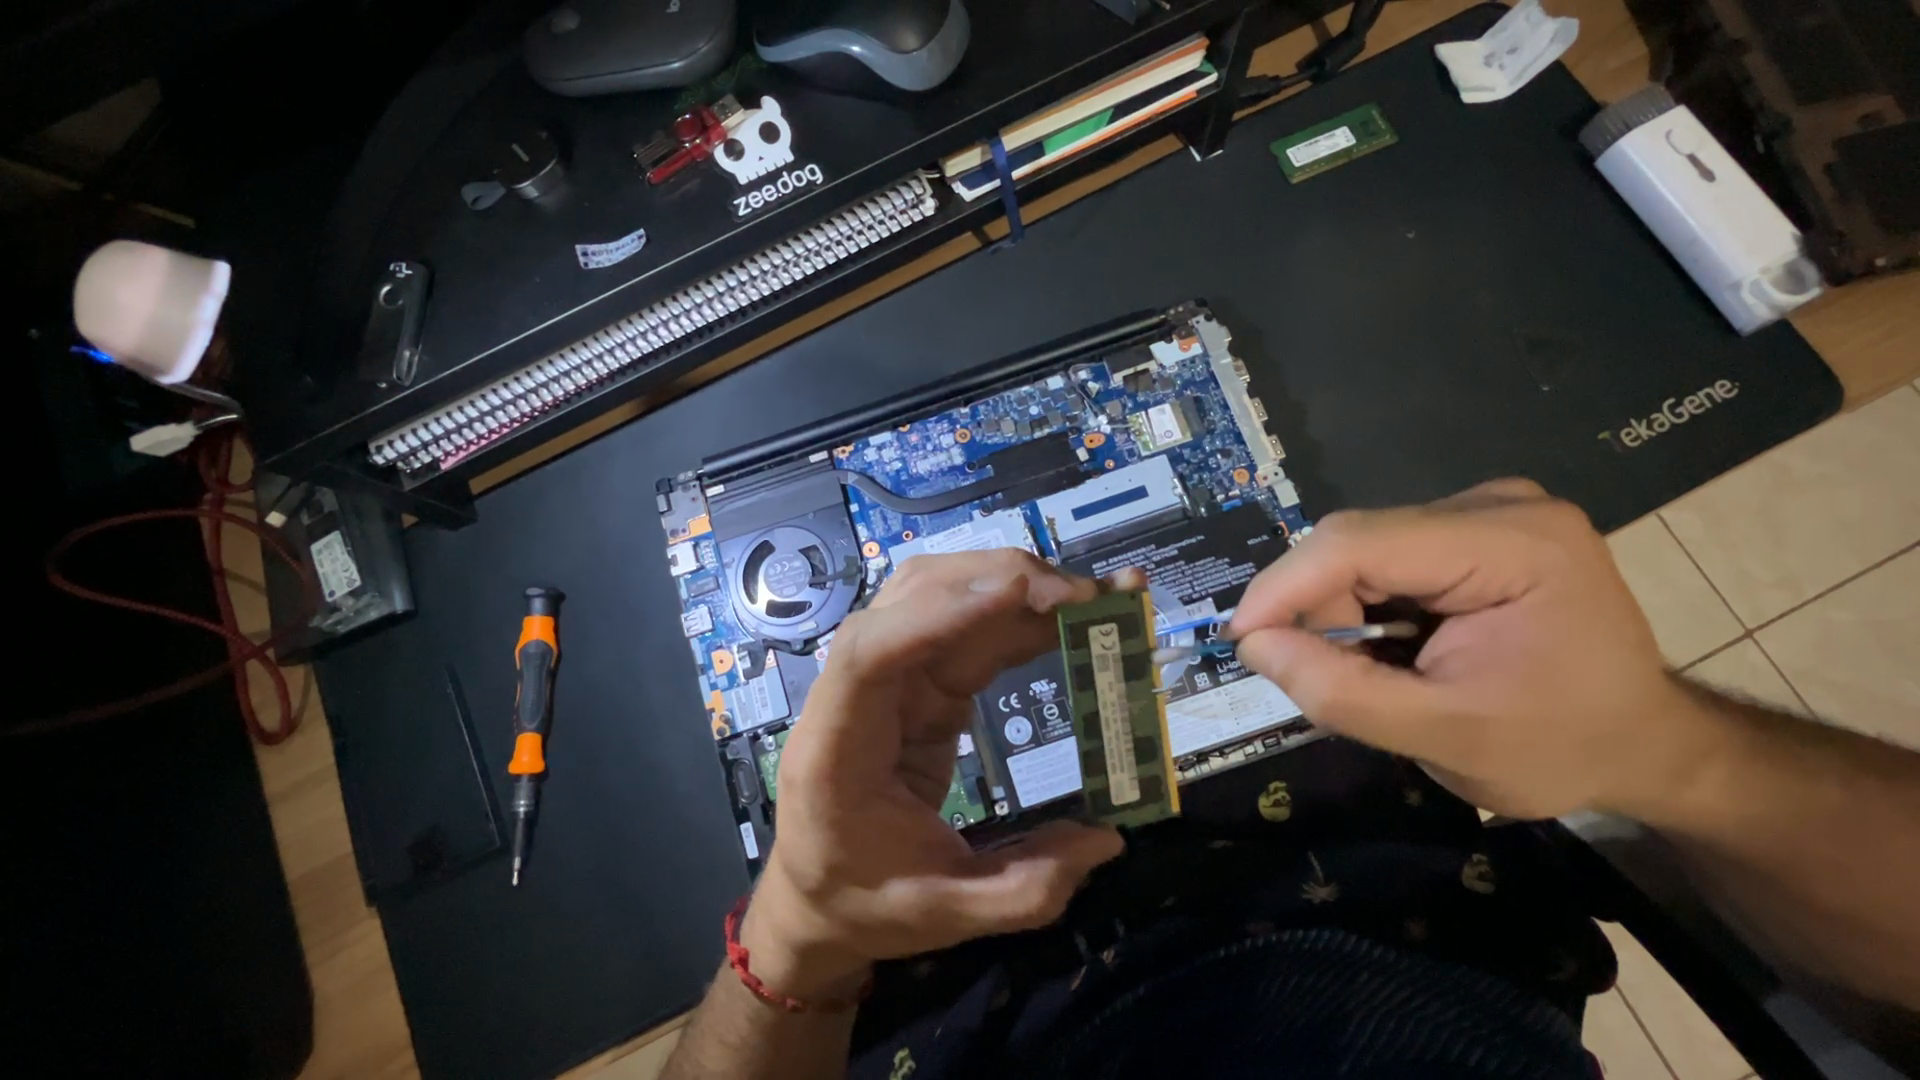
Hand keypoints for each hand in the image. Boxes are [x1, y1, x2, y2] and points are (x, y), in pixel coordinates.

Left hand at [740, 550, 1129, 999]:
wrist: (816, 894)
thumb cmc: (862, 901)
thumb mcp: (944, 915)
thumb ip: (1025, 889)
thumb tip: (1108, 838)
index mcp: (835, 749)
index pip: (870, 656)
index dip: (938, 614)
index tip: (1015, 593)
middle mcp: (854, 694)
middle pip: (909, 601)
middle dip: (996, 581)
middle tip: (1083, 594)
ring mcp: (886, 680)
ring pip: (940, 597)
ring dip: (1012, 583)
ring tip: (1091, 597)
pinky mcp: (917, 683)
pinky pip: (966, 630)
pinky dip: (1017, 615)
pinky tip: (1068, 617)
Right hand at [1230, 479, 1710, 820]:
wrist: (1644, 742)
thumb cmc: (1560, 747)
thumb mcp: (1443, 737)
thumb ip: (1341, 693)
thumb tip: (1252, 645)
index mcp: (1515, 544)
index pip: (1361, 543)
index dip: (1284, 587)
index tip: (1239, 641)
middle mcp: (1497, 504)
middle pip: (1355, 543)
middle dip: (1320, 612)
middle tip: (1329, 679)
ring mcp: (1486, 508)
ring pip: (1359, 549)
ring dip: (1340, 612)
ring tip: (1381, 671)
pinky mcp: (1472, 525)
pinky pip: (1380, 555)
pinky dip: (1364, 605)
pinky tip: (1397, 645)